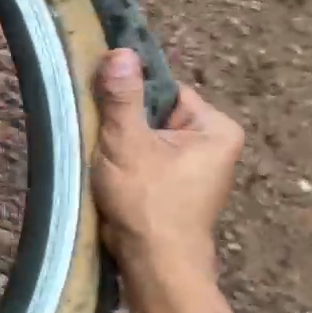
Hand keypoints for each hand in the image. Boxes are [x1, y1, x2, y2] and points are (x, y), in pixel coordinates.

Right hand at [91, 48, 243, 289]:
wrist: (155, 260)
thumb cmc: (148, 199)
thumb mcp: (128, 142)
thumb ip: (122, 98)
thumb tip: (121, 52)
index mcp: (216, 129)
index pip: (165, 90)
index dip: (129, 94)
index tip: (98, 102)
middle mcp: (213, 144)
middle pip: (153, 113)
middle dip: (121, 121)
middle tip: (94, 131)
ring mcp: (194, 168)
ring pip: (145, 137)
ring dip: (117, 142)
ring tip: (97, 152)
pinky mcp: (173, 185)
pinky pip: (144, 157)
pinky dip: (121, 160)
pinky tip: (104, 169)